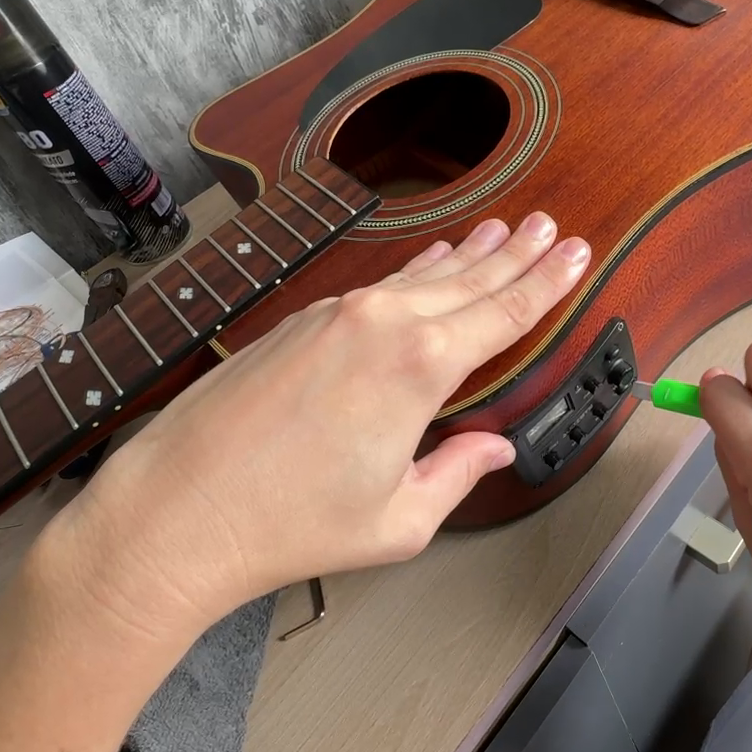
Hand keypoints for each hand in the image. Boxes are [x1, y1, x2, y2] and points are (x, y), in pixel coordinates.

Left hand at [51, 213, 590, 635]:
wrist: (176, 509)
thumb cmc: (286, 523)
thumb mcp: (397, 518)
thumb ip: (458, 473)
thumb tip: (494, 449)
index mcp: (422, 367)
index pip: (506, 312)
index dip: (549, 282)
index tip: (575, 253)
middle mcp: (384, 324)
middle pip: (473, 279)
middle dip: (519, 254)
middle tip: (552, 228)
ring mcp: (340, 315)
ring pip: (426, 274)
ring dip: (471, 253)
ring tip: (504, 230)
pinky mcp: (305, 320)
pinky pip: (381, 283)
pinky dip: (417, 270)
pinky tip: (432, 260)